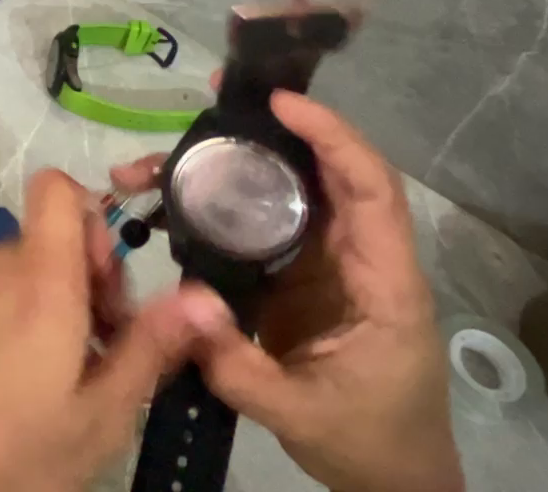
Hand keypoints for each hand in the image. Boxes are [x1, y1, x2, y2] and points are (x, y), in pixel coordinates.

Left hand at [0, 170, 198, 491]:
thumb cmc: (23, 449)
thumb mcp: (104, 411)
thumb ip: (153, 345)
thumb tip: (210, 297)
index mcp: (39, 276)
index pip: (55, 186)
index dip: (93, 212)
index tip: (113, 279)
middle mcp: (0, 265)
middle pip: (55, 231)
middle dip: (95, 273)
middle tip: (110, 342)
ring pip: (35, 260)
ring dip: (69, 297)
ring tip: (83, 369)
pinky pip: (9, 285)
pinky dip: (37, 309)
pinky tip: (44, 375)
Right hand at [110, 88, 462, 491]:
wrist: (387, 475)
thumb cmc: (368, 443)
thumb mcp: (301, 414)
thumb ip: (241, 366)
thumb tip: (180, 305)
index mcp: (383, 279)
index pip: (370, 189)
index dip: (332, 137)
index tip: (278, 103)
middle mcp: (355, 252)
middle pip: (322, 169)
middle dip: (270, 125)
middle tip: (212, 94)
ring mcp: (321, 257)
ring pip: (282, 188)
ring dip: (228, 159)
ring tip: (160, 156)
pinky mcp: (291, 268)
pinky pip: (255, 218)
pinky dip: (213, 200)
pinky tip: (165, 200)